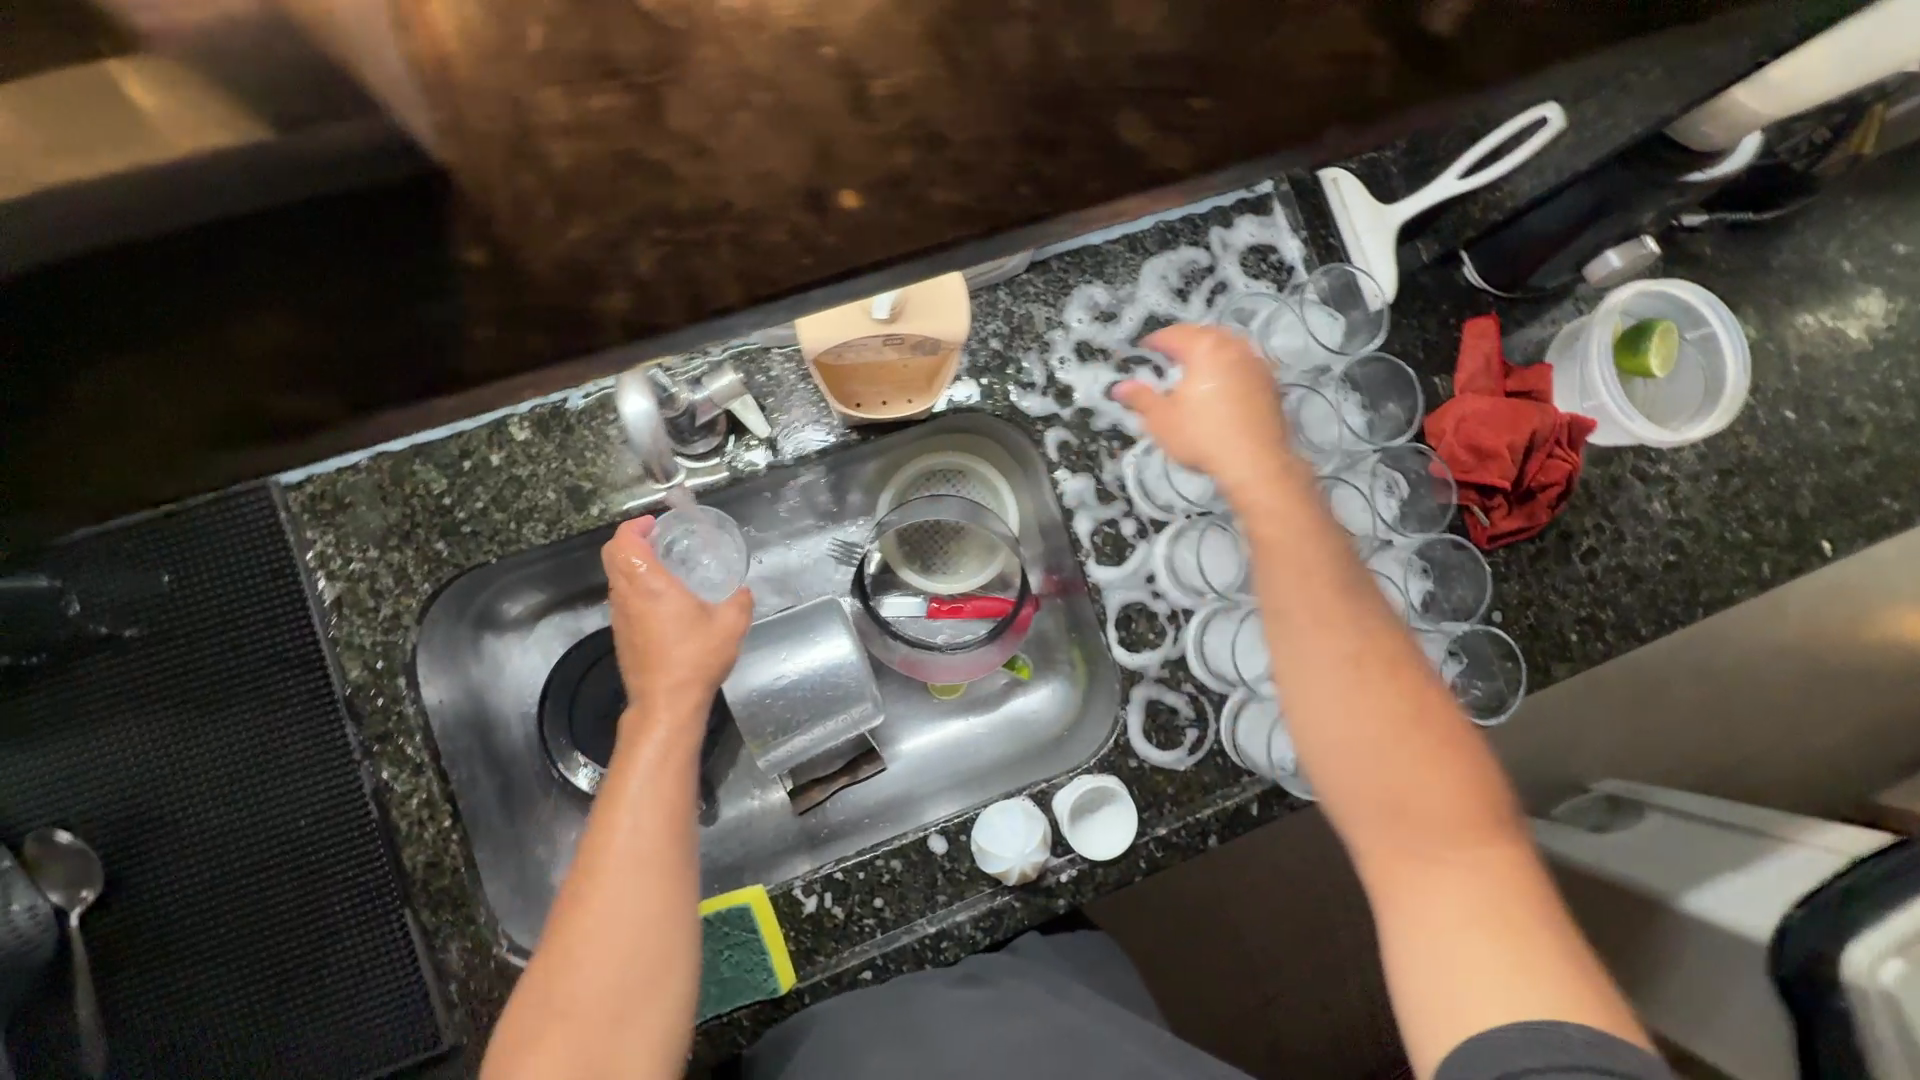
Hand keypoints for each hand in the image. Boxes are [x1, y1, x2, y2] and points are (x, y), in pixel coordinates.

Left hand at [600, 516, 753, 730]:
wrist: (666, 703)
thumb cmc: (696, 659)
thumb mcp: (731, 625)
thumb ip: (739, 601)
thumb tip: (742, 591)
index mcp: (649, 585)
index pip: (624, 542)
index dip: (634, 526)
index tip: (653, 523)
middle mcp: (627, 596)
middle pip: (612, 555)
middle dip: (630, 540)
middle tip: (656, 538)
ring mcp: (620, 617)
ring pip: (615, 578)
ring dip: (631, 564)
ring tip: (662, 565)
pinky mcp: (622, 635)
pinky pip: (622, 598)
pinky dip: (634, 586)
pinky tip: (662, 599)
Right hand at [1112, 324, 1302, 494]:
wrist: (1255, 462)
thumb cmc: (1202, 437)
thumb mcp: (1161, 419)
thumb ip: (1140, 398)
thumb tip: (1118, 387)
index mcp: (1204, 348)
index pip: (1174, 334)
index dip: (1154, 342)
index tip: (1142, 351)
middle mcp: (1233, 347)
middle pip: (1204, 333)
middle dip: (1184, 342)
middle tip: (1167, 357)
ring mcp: (1256, 363)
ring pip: (1227, 346)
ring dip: (1209, 352)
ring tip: (1194, 369)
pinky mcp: (1270, 383)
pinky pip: (1242, 364)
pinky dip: (1227, 368)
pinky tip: (1220, 386)